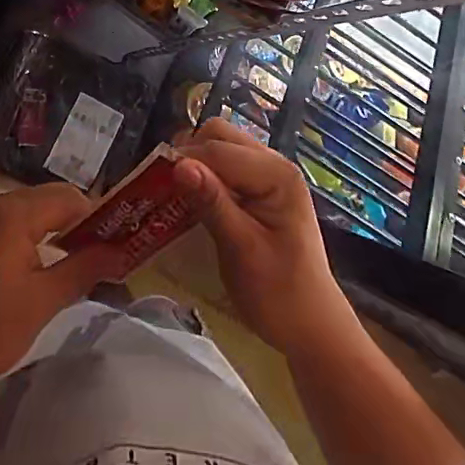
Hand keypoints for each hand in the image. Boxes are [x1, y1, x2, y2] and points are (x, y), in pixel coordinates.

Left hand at [0, 182, 131, 389]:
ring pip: (44, 211)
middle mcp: (3, 205)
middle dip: (87, 221)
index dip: (101, 216)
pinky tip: (63, 261)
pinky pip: (28, 223)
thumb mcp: (44, 300)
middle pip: (58, 199)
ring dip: (69, 229)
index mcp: (15, 213)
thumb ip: (85, 268)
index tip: (125, 240)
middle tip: (114, 249)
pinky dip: (50, 236)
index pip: (72, 199)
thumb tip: (122, 252)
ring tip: (96, 257)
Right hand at [176, 118, 357, 356]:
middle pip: (219, 136)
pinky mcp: (260, 189)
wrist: (311, 327)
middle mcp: (274, 164)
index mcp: (277, 174)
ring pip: (220, 147)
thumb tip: (178, 164)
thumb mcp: (241, 250)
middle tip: (166, 189)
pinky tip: (193, 201)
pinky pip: (226, 167)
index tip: (154, 185)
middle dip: (189, 155)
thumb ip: (211, 203)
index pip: (218, 149)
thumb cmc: (279, 294)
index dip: (184, 161)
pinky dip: (206, 177)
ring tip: (176, 195)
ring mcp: (269, 175)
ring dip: (196, 165)